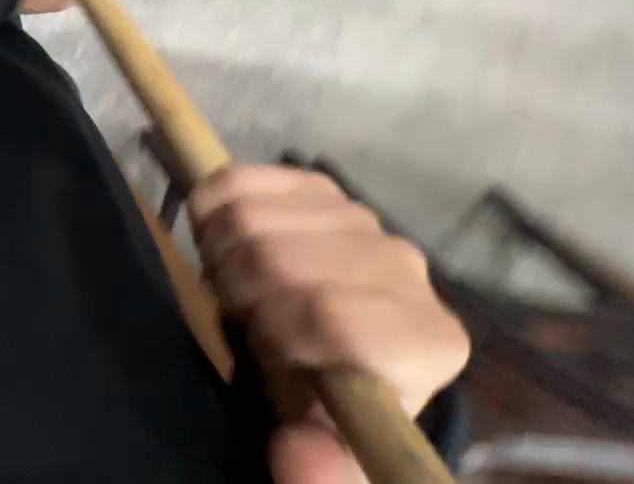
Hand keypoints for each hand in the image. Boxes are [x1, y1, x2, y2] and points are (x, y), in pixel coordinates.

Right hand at [189, 165, 469, 483]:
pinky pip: (236, 179)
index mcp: (423, 340)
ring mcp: (358, 217)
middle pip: (272, 256)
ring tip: (240, 282)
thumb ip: (327, 471)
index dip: (275, 329)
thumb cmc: (332, 399)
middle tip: (246, 316)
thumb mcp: (334, 448)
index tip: (272, 351)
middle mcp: (404, 266)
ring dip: (219, 252)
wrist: (338, 346)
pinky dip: (210, 210)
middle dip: (237, 290)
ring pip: (246, 215)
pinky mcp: (316, 184)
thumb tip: (295, 456)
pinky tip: (231, 241)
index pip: (326, 313)